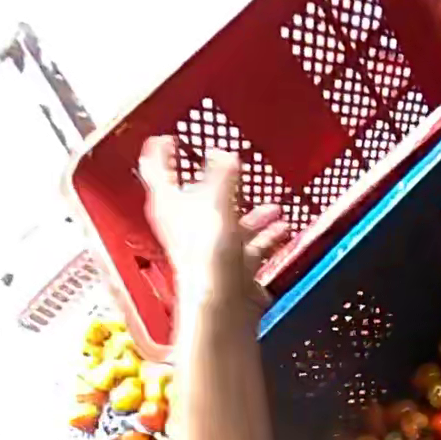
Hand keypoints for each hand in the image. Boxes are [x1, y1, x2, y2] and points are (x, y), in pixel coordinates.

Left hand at [139, 136, 290, 315]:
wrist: (223, 302)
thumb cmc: (209, 253)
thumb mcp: (215, 201)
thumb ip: (221, 174)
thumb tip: (224, 152)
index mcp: (170, 204)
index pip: (157, 169)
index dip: (162, 151)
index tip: (171, 137)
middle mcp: (186, 225)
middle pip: (198, 197)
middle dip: (221, 183)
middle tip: (232, 168)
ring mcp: (209, 248)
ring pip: (230, 222)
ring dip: (254, 214)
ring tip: (275, 206)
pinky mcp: (230, 267)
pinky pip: (250, 246)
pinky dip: (266, 237)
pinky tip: (283, 231)